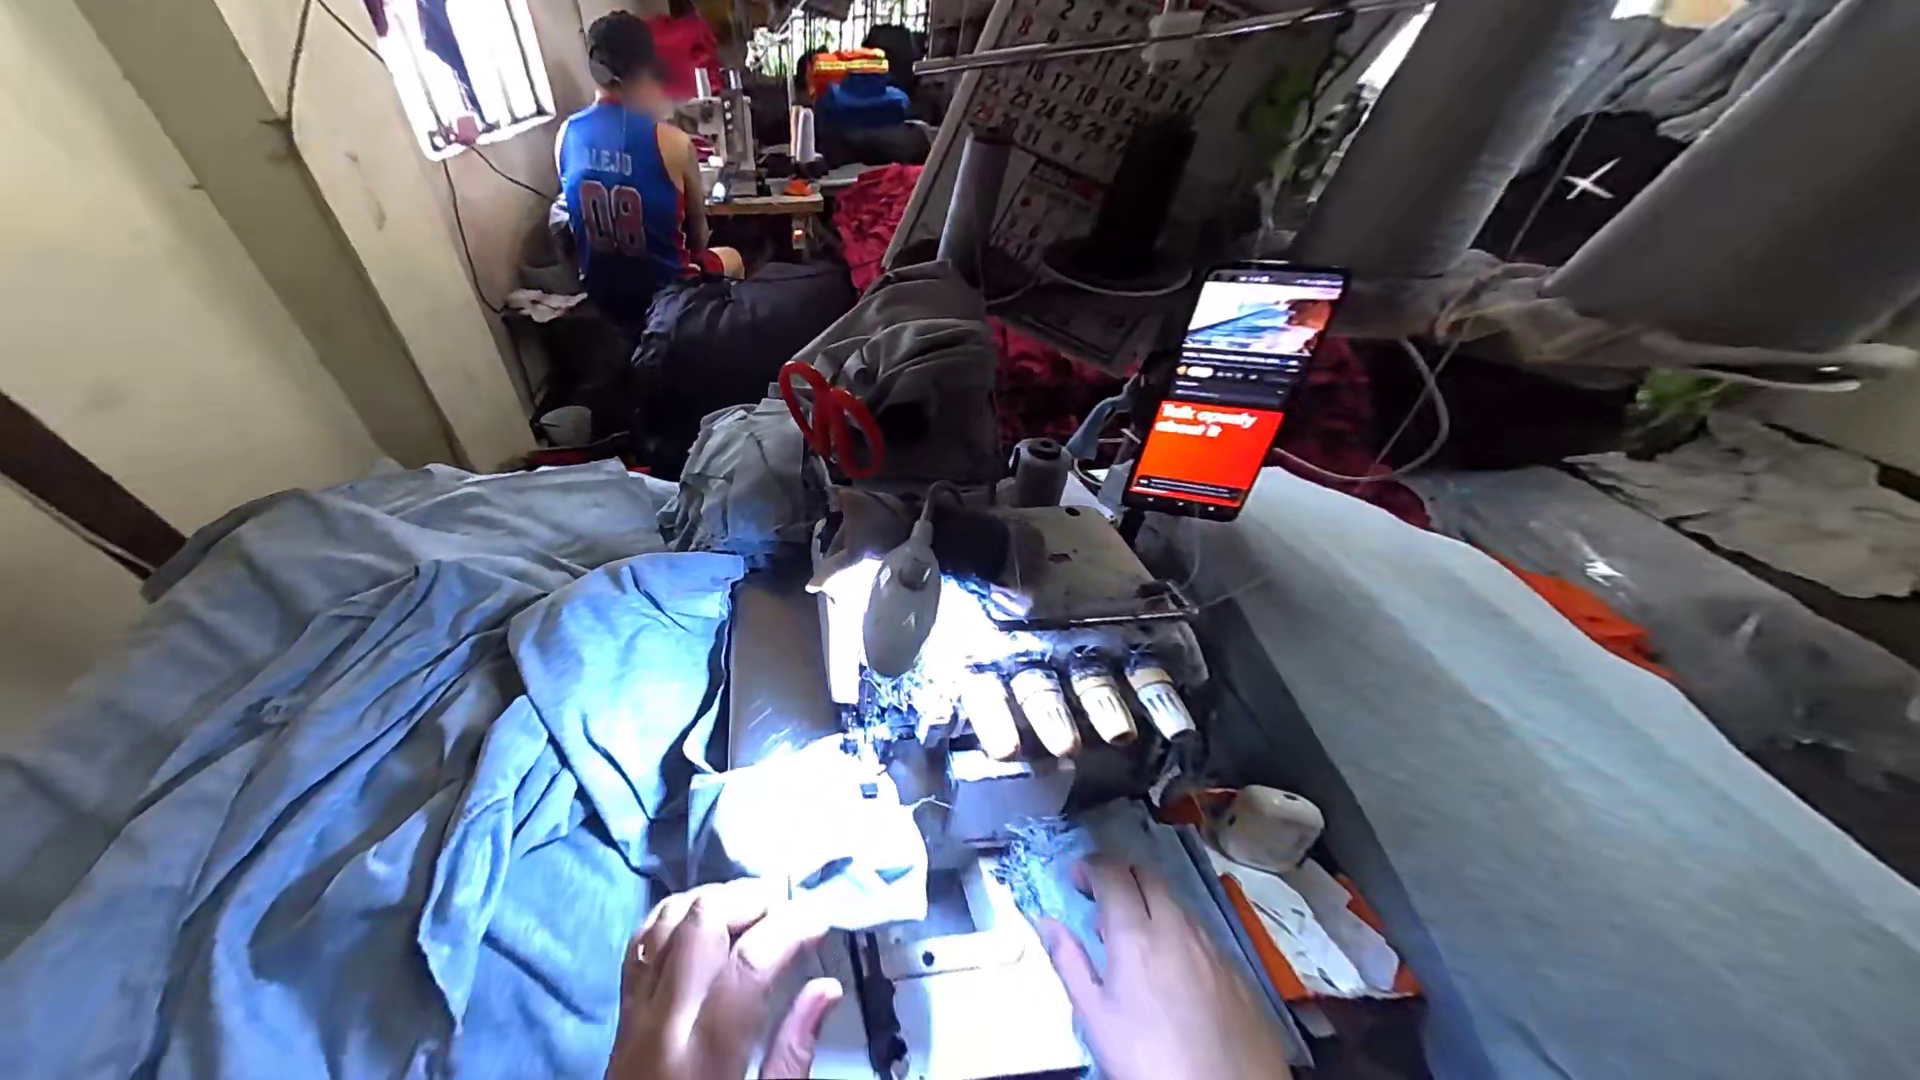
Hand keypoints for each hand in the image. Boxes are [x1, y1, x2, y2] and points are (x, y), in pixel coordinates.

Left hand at [605, 879, 845, 1079]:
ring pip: (668, 918)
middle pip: (703, 921)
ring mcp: (634, 1013)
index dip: (792, 925)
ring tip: (754, 910)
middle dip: (753, 900)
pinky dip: (678, 913)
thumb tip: (827, 989)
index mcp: (702, 1057)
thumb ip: (793, 1057)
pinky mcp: (621, 1014)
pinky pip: (641, 939)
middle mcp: (662, 1023)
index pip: (749, 960)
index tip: (822, 919)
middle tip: (788, 913)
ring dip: (716, 898)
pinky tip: (708, 919)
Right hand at [1037, 860, 1293, 1079]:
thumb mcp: (1096, 1019)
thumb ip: (1070, 961)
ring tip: (1136, 940)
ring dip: (1150, 903)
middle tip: (1103, 904)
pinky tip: (1173, 968)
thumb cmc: (1149, 1062)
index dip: (1089, 867)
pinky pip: (1200, 931)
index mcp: (1135, 935)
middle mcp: (1176, 927)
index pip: (1111, 873)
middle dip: (1120, 876)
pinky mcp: (1236, 968)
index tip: (1076, 878)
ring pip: (1175, 901)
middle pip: (1146, 874)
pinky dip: (1178, 932)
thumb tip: (1046, 922)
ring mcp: (1211, 946)